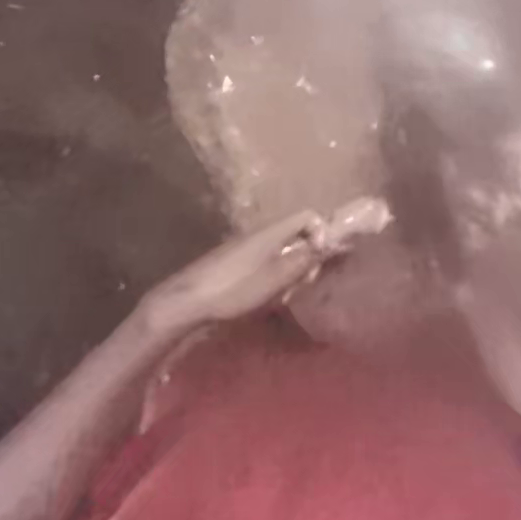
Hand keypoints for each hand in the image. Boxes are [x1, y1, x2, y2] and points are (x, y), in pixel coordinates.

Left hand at [142, 199, 387, 333]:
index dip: (326, 229)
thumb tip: (334, 241)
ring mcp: (245, 247)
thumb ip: (304, 258)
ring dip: (298, 261)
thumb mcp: (275, 277)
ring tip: (303, 286)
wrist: (185, 302)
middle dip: (315, 247)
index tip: (332, 254)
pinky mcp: (236, 262)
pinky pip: (270, 257)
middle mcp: (260, 233)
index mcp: (271, 231)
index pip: (307, 216)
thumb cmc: (232, 289)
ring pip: (283, 245)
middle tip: (321, 273)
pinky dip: (282, 269)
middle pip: (297, 230)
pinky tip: (280, 291)